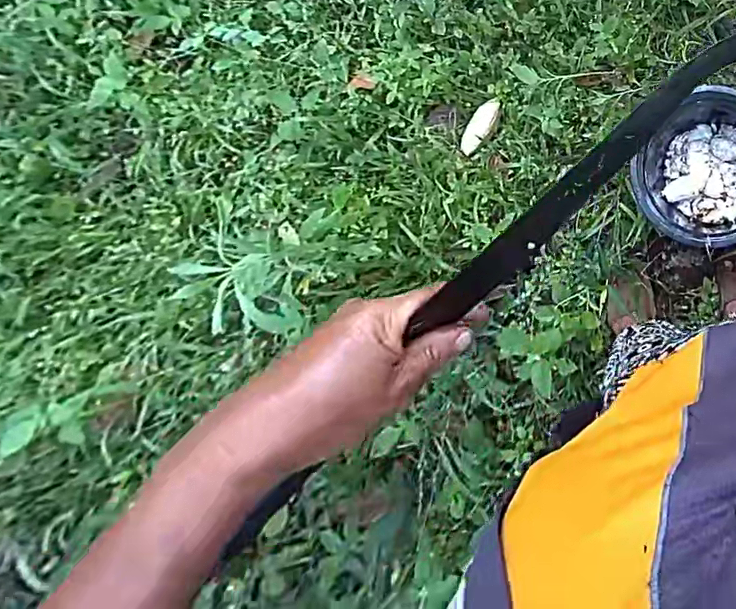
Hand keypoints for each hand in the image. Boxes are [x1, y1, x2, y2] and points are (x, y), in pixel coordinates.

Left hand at [186, 285, 487, 479]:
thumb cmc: (330, 412)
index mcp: (383, 313)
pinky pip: (367, 341)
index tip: (486, 318)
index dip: (464, 306)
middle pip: (414, 313)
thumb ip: (434, 355)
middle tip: (430, 375)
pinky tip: (365, 393)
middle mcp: (362, 309)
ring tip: (392, 392)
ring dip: (403, 351)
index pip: (437, 296)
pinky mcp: (322, 343)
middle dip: (429, 337)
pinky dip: (378, 359)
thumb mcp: (395, 389)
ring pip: (390, 330)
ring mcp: (339, 326)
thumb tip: (465, 330)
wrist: (249, 439)